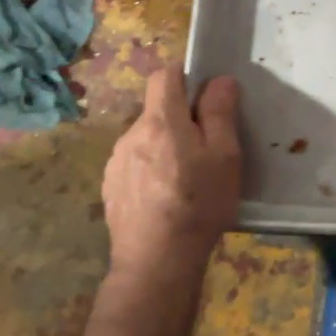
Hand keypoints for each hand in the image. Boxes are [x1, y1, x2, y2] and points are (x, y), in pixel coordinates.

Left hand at [101, 67, 241, 276]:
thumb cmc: (200, 202)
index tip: (207, 97)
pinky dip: (153, 168)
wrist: (157, 260)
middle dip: (182, 119)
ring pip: (147, 138)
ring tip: (189, 177)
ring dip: (167, 146)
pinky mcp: (110, 186)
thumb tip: (218, 80)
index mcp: (161, 121)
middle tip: (209, 147)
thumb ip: (220, 113)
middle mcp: (130, 134)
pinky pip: (135, 163)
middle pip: (157, 110)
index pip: (164, 76)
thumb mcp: (225, 155)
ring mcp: (116, 162)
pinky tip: (168, 195)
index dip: (186, 77)